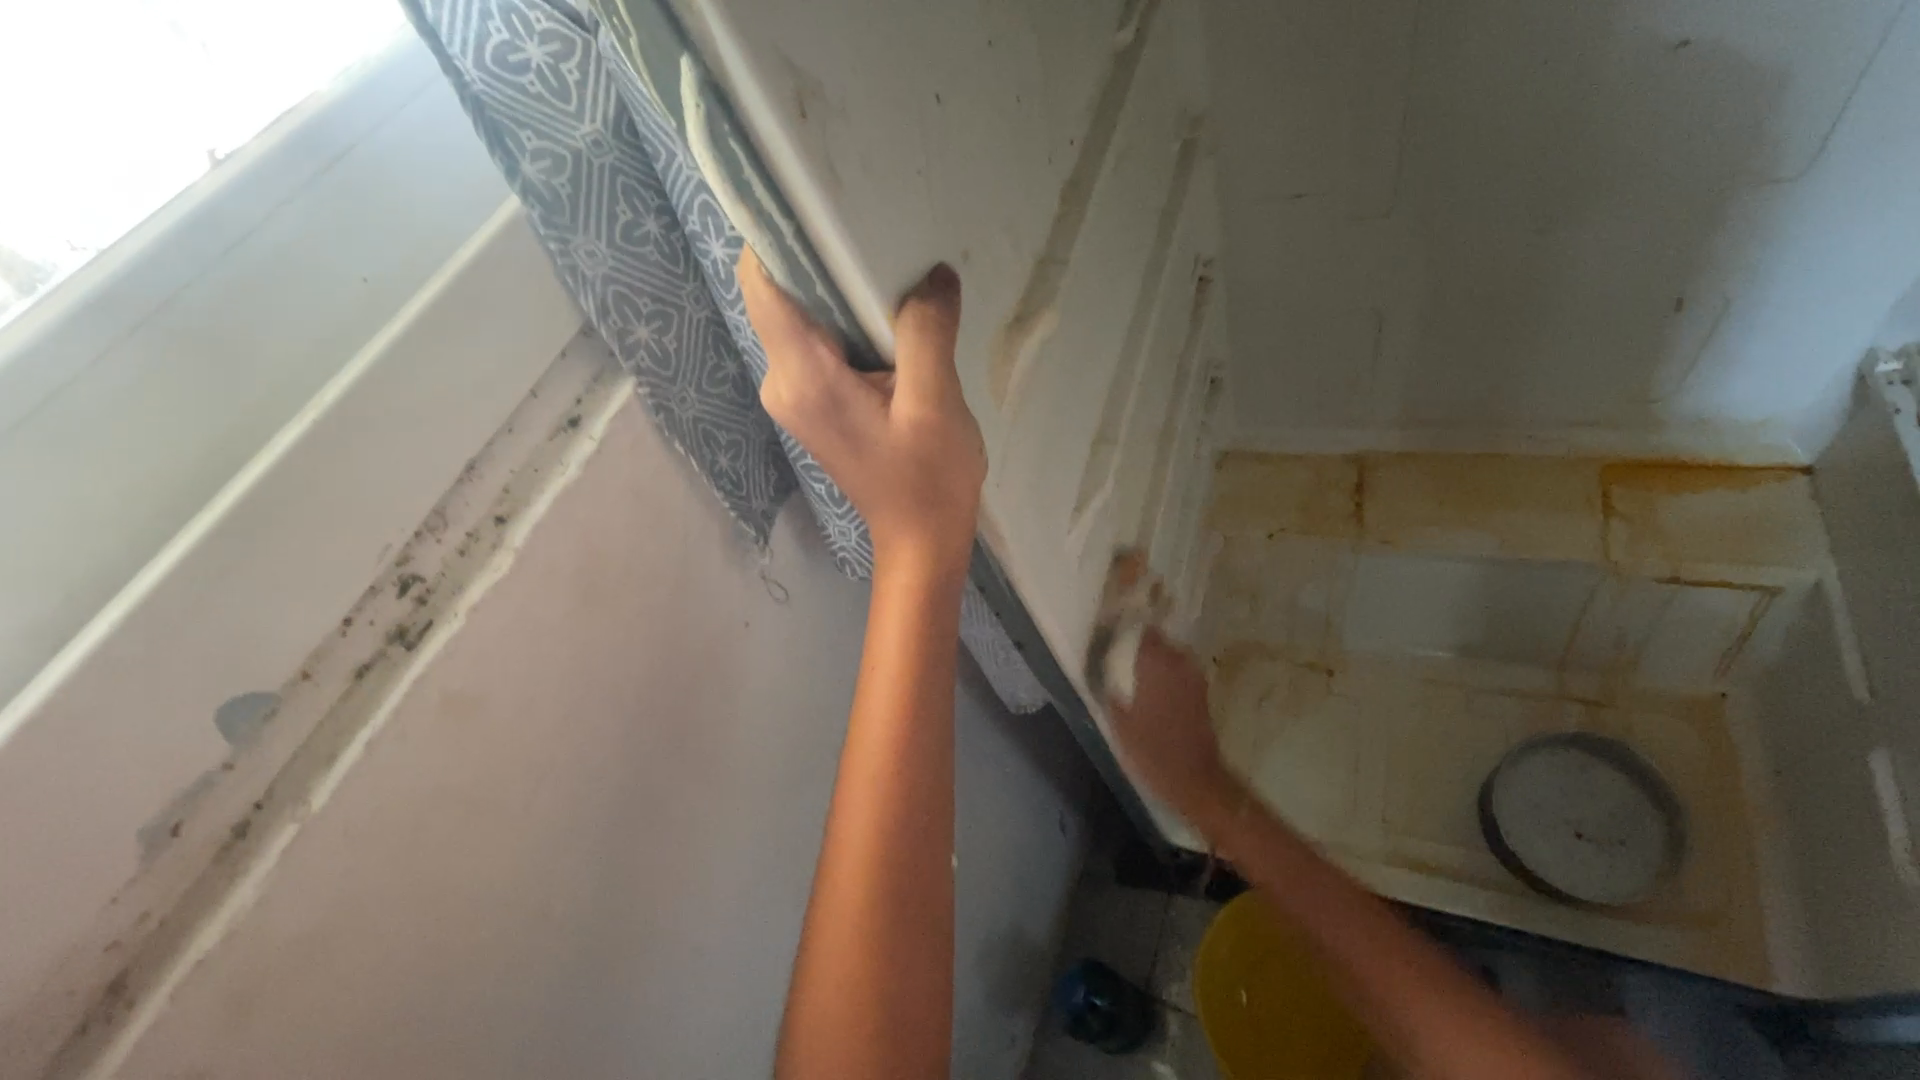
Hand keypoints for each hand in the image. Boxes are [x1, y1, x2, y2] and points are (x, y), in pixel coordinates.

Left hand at [739, 247, 985, 577]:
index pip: (763, 284)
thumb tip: (934, 274)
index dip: (777, 233)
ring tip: (886, 262)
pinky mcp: (814, 402)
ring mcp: (795, 394)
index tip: (818, 195)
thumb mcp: (935, 402)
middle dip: (817, 255)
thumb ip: (927, 331)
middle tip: (870, 222)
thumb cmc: (928, 479)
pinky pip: (817, 341)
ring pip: (800, 315)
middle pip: (779, 294)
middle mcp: (783, 381)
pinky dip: (844, 318)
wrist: (921, 538)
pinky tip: (886, 310)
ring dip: (836, 288)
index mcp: (803, 377)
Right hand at [1105, 630, 1237, 826]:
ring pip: (1177, 656)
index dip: (1134, 626)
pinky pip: (1185, 673)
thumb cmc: (1151, 753)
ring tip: (1143, 662)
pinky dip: (1173, 672)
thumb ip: (1113, 698)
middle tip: (1129, 644)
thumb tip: (1105, 680)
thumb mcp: (1120, 727)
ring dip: (1163, 655)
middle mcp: (1178, 667)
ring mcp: (1194, 682)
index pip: (1146, 633)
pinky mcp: (1202, 697)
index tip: (1120, 623)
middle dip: (1148, 640)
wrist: (1194, 779)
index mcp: (1155, 668)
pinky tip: (1159, 684)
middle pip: (1164, 642)